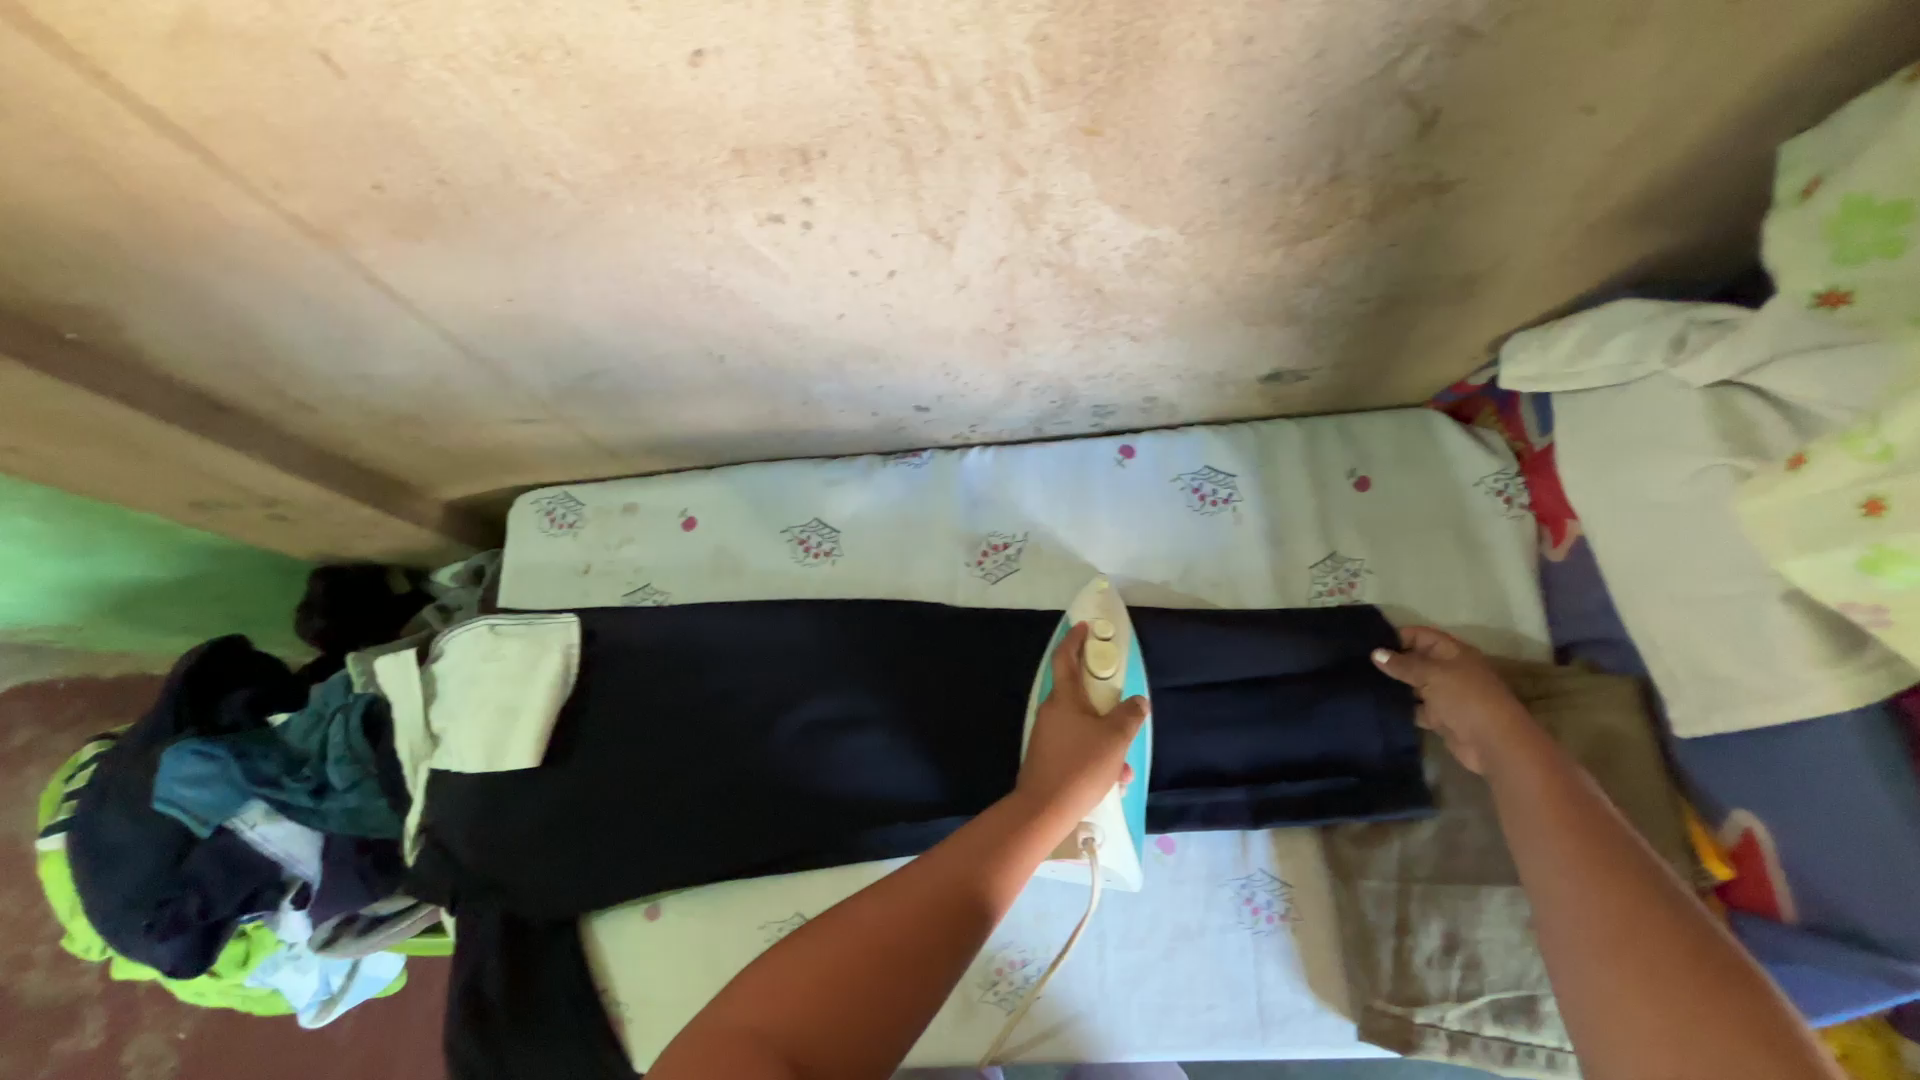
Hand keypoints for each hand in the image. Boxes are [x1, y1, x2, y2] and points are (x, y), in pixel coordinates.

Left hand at [1014, 622, 1149, 825]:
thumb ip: (1130, 715)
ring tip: (1124, 769)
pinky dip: (1097, 761)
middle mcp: (1051, 712)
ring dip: (1108, 744)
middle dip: (1108, 707)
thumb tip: (1138, 702)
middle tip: (1126, 713)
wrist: (1044, 809)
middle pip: (1081, 696)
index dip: (1076, 640)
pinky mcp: (1049, 758)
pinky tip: (1113, 783)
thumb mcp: (1115, 739)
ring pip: (1085, 729)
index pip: (1066, 658)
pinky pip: (1079, 749)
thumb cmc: (1080, 766)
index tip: (1086, 628)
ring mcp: (1048, 736)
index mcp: (1063, 699)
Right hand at [1371, 626, 1536, 775]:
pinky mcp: (1440, 717)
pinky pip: (1415, 708)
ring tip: (1362, 682)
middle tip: (1359, 663)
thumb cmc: (1466, 698)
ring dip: (1393, 685)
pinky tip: (1377, 705)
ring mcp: (1445, 695)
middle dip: (1391, 661)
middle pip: (1416, 660)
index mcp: (1453, 653)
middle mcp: (1449, 670)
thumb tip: (1375, 653)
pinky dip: (1401, 707)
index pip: (1422, 636)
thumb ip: (1403, 665)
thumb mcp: (1432, 675)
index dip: (1397, 636)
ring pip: (1413, 685)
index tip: (1368, 642)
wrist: (1493, 743)